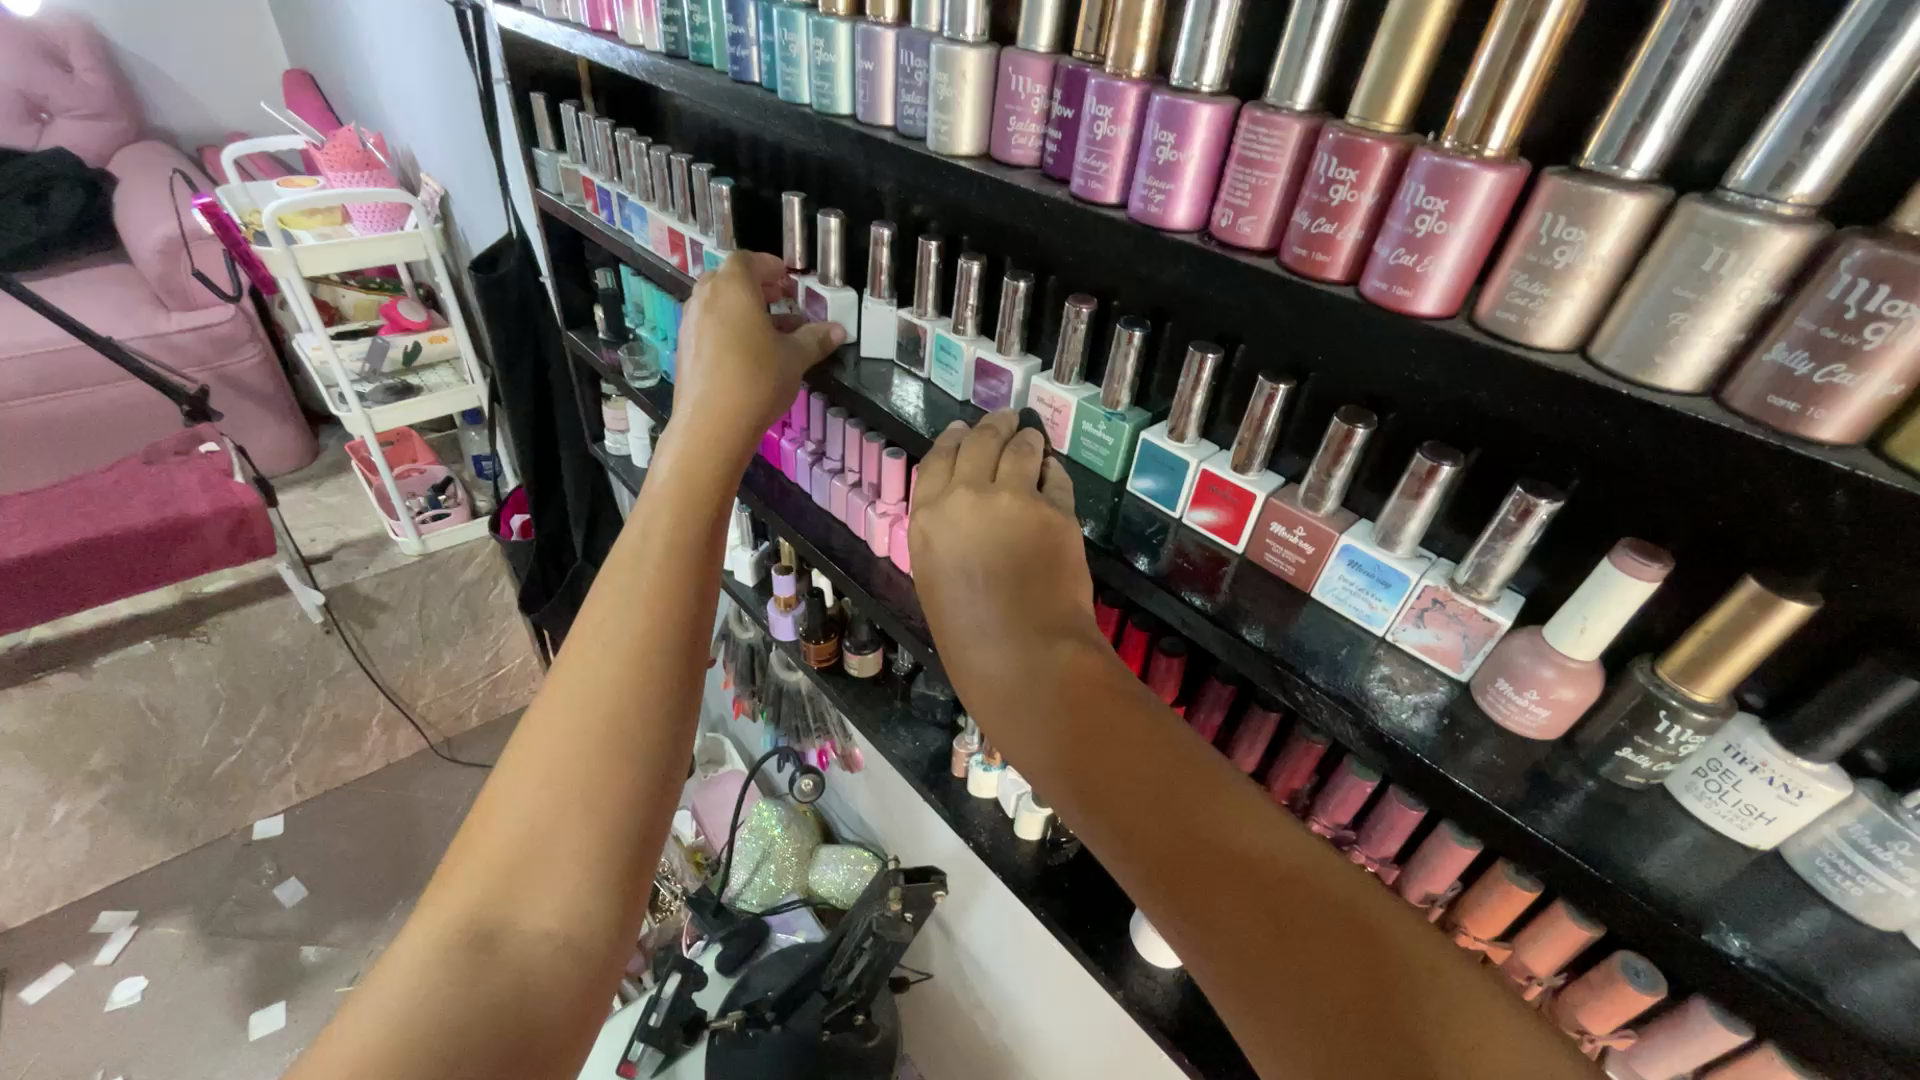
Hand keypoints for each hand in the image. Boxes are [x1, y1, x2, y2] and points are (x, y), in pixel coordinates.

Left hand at [671, 251, 842, 460]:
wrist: (712, 424)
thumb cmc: (757, 380)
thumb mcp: (795, 358)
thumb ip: (815, 339)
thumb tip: (838, 330)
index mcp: (734, 288)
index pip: (748, 261)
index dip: (769, 266)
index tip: (787, 278)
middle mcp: (706, 298)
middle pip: (728, 279)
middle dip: (755, 287)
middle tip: (780, 299)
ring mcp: (691, 323)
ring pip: (718, 304)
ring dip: (743, 309)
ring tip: (771, 330)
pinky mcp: (685, 349)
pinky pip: (709, 326)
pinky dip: (729, 328)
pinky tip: (749, 353)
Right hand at [909, 412, 1104, 708]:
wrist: (1021, 655)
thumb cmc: (969, 635)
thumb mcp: (935, 578)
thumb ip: (945, 534)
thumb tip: (966, 510)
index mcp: (928, 518)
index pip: (936, 460)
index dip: (952, 440)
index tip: (962, 429)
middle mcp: (966, 496)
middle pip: (980, 442)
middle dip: (994, 426)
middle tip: (1005, 418)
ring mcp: (1014, 499)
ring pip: (1021, 449)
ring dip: (1026, 439)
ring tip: (1031, 437)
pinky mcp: (1056, 510)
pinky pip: (1055, 478)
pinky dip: (1053, 472)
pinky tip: (1053, 471)